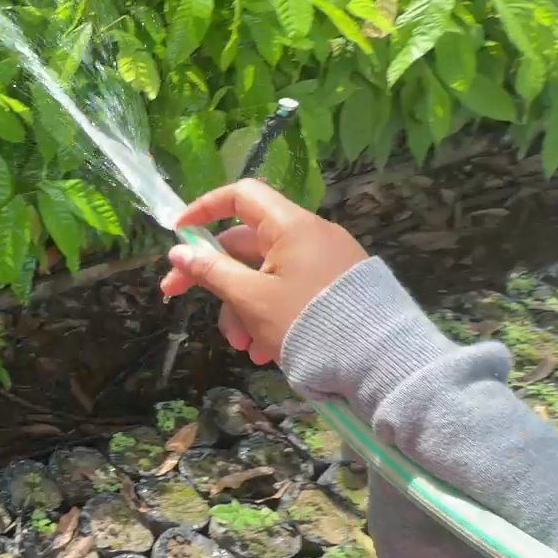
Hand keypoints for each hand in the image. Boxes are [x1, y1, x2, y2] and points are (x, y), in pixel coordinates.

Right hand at [159, 178, 367, 365]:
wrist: (380, 361)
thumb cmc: (307, 321)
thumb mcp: (249, 297)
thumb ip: (210, 271)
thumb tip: (179, 252)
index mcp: (291, 227)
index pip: (241, 196)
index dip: (204, 209)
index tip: (178, 234)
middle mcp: (309, 236)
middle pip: (244, 244)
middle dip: (214, 277)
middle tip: (176, 296)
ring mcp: (322, 262)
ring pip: (261, 274)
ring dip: (239, 308)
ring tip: (243, 346)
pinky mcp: (331, 287)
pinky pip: (285, 291)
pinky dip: (266, 314)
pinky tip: (264, 349)